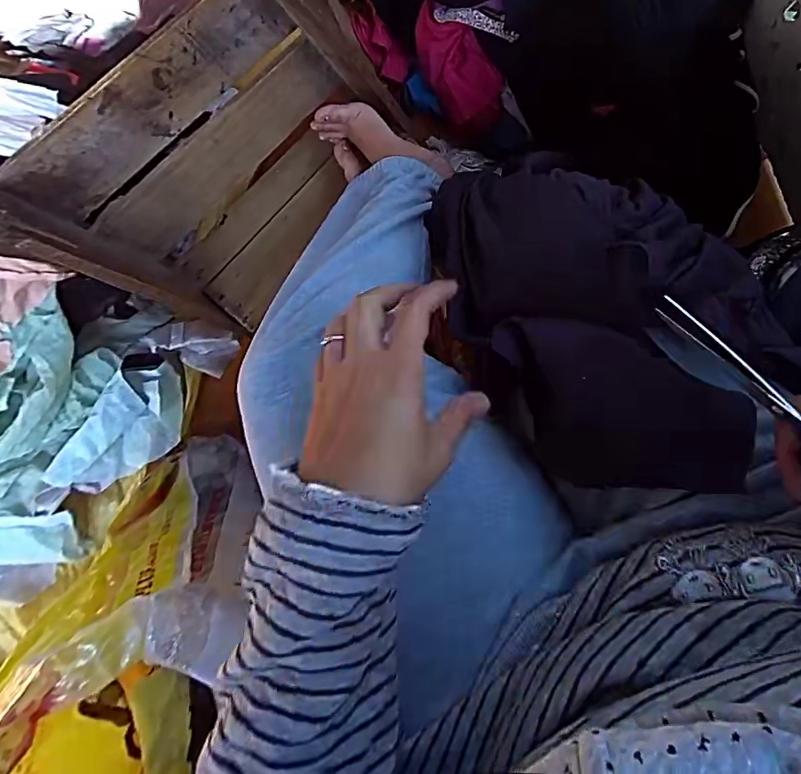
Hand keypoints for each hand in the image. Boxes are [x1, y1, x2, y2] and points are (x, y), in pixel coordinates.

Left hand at [298, 281, 487, 505]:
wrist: (340, 512)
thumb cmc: (394, 477)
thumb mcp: (437, 449)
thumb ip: (459, 417)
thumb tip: (481, 400)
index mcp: (399, 371)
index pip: (414, 312)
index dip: (433, 291)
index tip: (449, 288)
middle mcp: (364, 363)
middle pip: (369, 303)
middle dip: (394, 289)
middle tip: (414, 295)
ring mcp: (336, 375)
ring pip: (341, 320)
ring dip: (363, 307)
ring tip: (382, 314)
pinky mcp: (319, 391)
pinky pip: (326, 347)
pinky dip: (341, 333)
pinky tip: (354, 346)